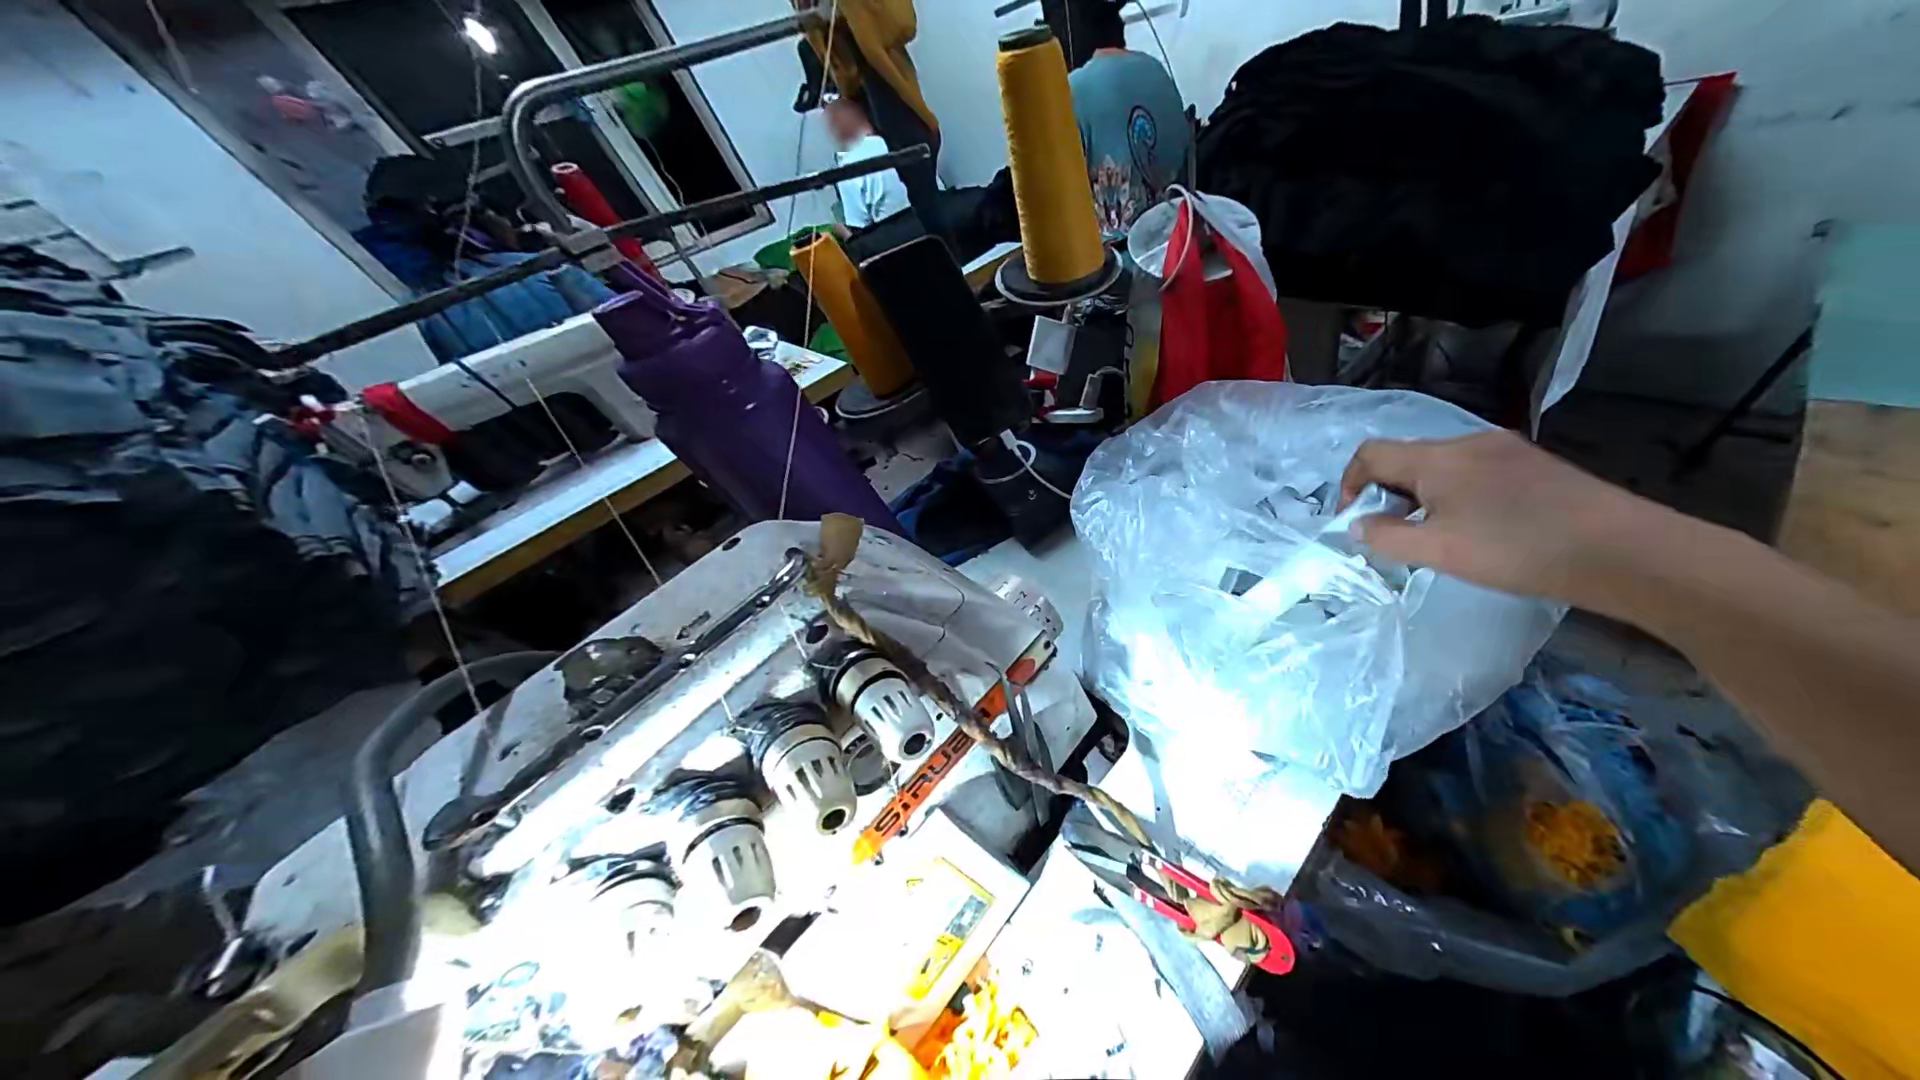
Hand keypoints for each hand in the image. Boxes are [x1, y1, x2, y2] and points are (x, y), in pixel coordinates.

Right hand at [1338, 432, 1679, 613]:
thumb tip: (1356, 526)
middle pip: (1404, 458)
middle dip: (1385, 493)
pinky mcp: (1533, 465)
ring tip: (1435, 534)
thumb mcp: (1436, 551)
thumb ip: (1385, 536)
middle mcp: (1468, 443)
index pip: (1371, 453)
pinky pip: (1472, 471)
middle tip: (1394, 533)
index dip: (1349, 484)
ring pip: (1439, 466)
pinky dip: (1454, 494)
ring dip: (1420, 496)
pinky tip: (1476, 527)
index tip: (1355, 521)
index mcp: (1438, 458)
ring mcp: (1505, 451)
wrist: (1624, 552)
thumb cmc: (1517, 550)